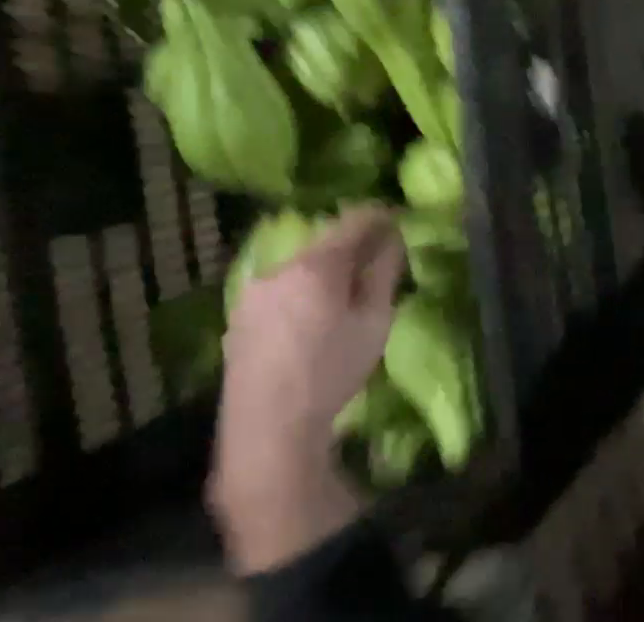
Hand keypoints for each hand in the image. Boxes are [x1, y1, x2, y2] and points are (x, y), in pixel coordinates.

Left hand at [208, 207, 405, 573]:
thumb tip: (392, 237)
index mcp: (314, 266)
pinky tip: (320, 318)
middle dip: (356, 245)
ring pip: (303, 267)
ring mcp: (252, 294)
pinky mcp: (240, 318)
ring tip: (353, 293)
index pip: (354, 220)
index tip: (403, 220)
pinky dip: (308, 290)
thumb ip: (383, 272)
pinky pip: (284, 289)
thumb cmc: (334, 370)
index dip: (383, 215)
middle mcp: (277, 270)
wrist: (269, 428)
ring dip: (330, 270)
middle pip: (326, 243)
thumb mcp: (375, 319)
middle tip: (385, 261)